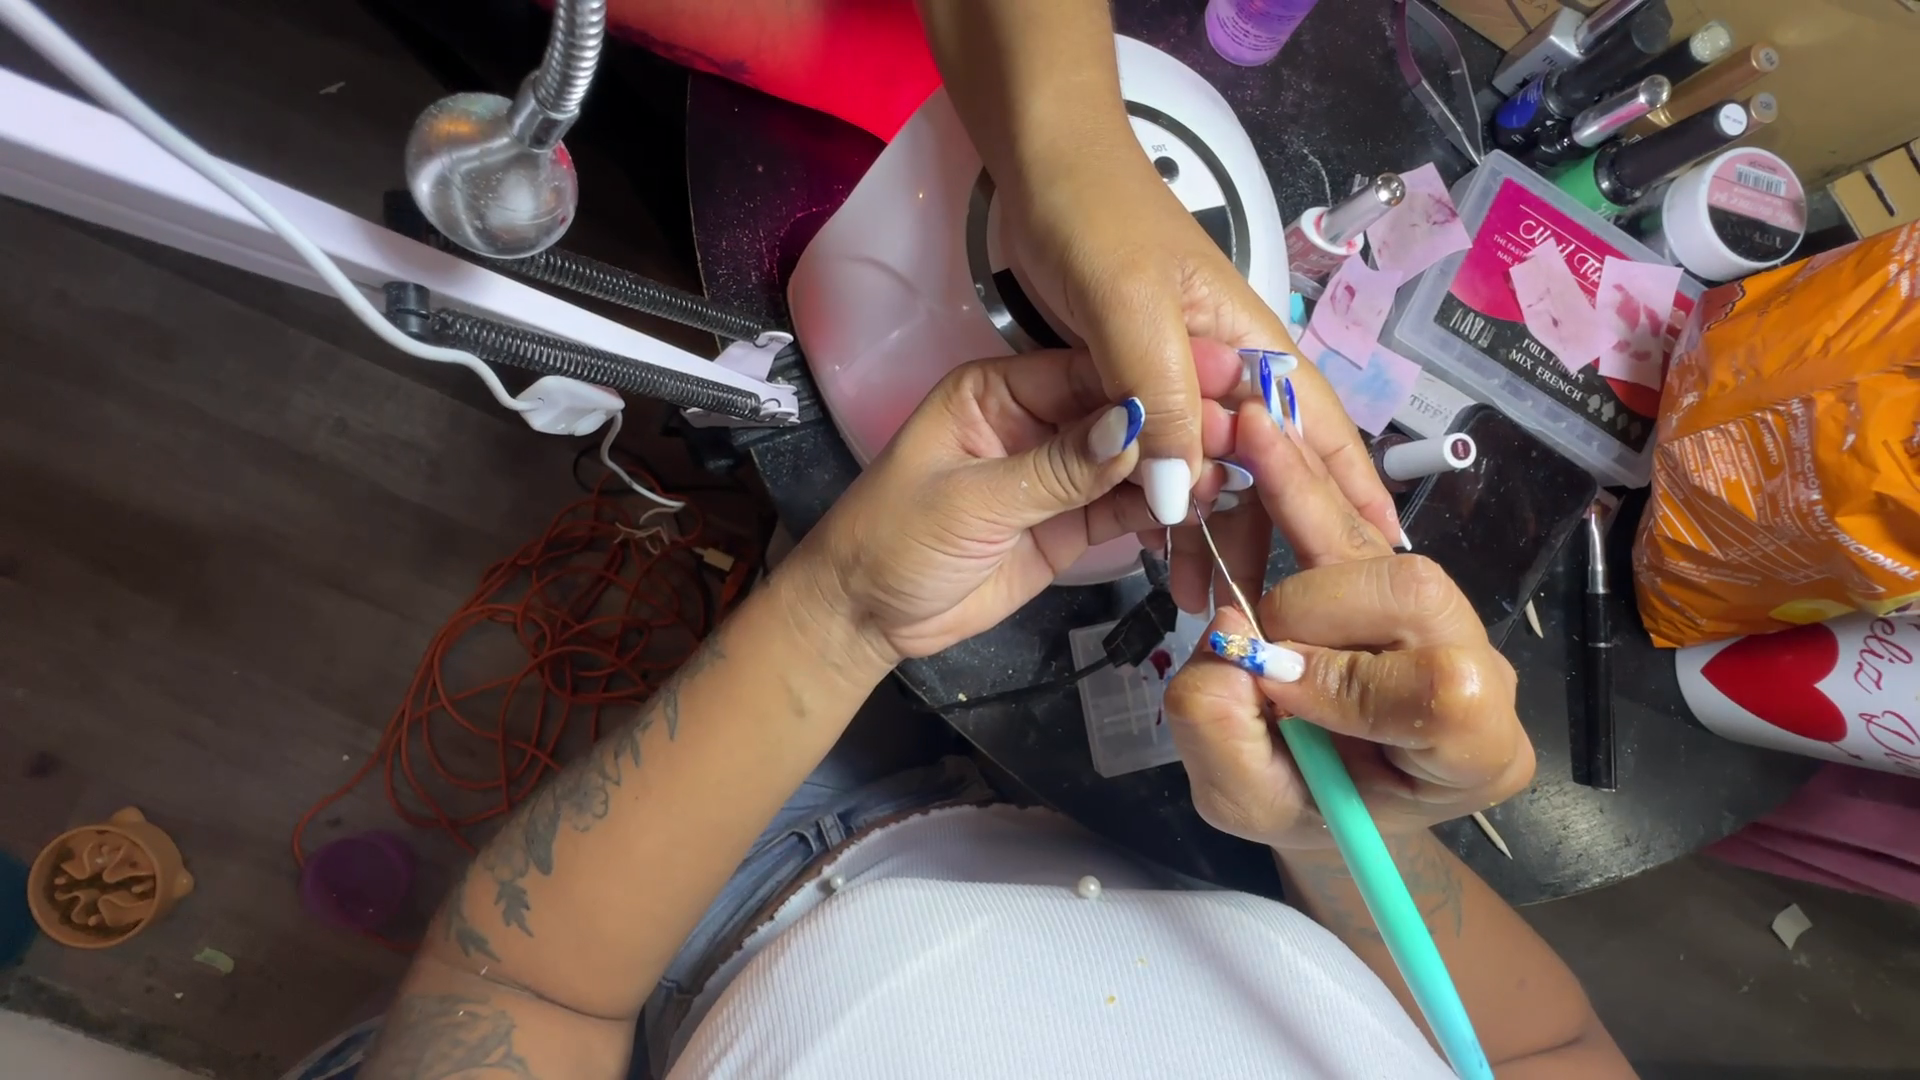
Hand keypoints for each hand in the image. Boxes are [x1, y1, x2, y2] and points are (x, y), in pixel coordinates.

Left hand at [796, 341, 1244, 663]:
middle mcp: (1037, 421)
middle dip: (1178, 430)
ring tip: (1235, 483)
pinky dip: (1159, 513)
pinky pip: (1124, 509)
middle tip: (1246, 442)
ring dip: (1179, 474)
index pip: (1091, 372)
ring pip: (1133, 464)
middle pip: (1123, 416)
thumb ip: (1055, 467)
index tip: (1220, 390)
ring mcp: (1058, 474)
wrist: (868, 615)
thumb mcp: (971, 498)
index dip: (1153, 383)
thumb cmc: (895, 539)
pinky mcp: (1069, 522)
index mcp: (1001, 390)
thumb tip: (1138, 429)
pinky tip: (1200, 515)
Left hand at [1000, 137, 1400, 562]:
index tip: (1371, 559)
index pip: (1313, 427)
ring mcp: (1173, 386)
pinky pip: (1153, 458)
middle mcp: (1219, 371)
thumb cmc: (1098, 227)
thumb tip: (1182, 497)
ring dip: (1202, 528)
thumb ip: (1159, 400)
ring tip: (1195, 594)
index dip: (1346, 491)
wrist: (1041, 180)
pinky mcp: (1130, 395)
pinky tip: (1153, 545)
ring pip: (1202, 470)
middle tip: (1246, 606)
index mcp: (1245, 345)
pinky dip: (1156, 502)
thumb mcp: (1129, 310)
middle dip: (1259, 532)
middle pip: (1258, 465)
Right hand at [1161, 401, 1533, 849]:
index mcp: (1469, 754)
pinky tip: (1261, 436)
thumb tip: (1228, 636)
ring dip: (1293, 518)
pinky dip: (1295, 480)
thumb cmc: (1293, 805)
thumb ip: (1223, 736)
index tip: (1273, 689)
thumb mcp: (1242, 803)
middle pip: (1411, 594)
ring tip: (1241, 476)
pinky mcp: (1389, 573)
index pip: (1449, 693)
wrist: (1320, 785)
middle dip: (1306, 608)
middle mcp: (1477, 670)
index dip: (1347, 683)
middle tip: (1249, 639)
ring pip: (1374, 541)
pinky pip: (1348, 515)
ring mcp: (1439, 615)